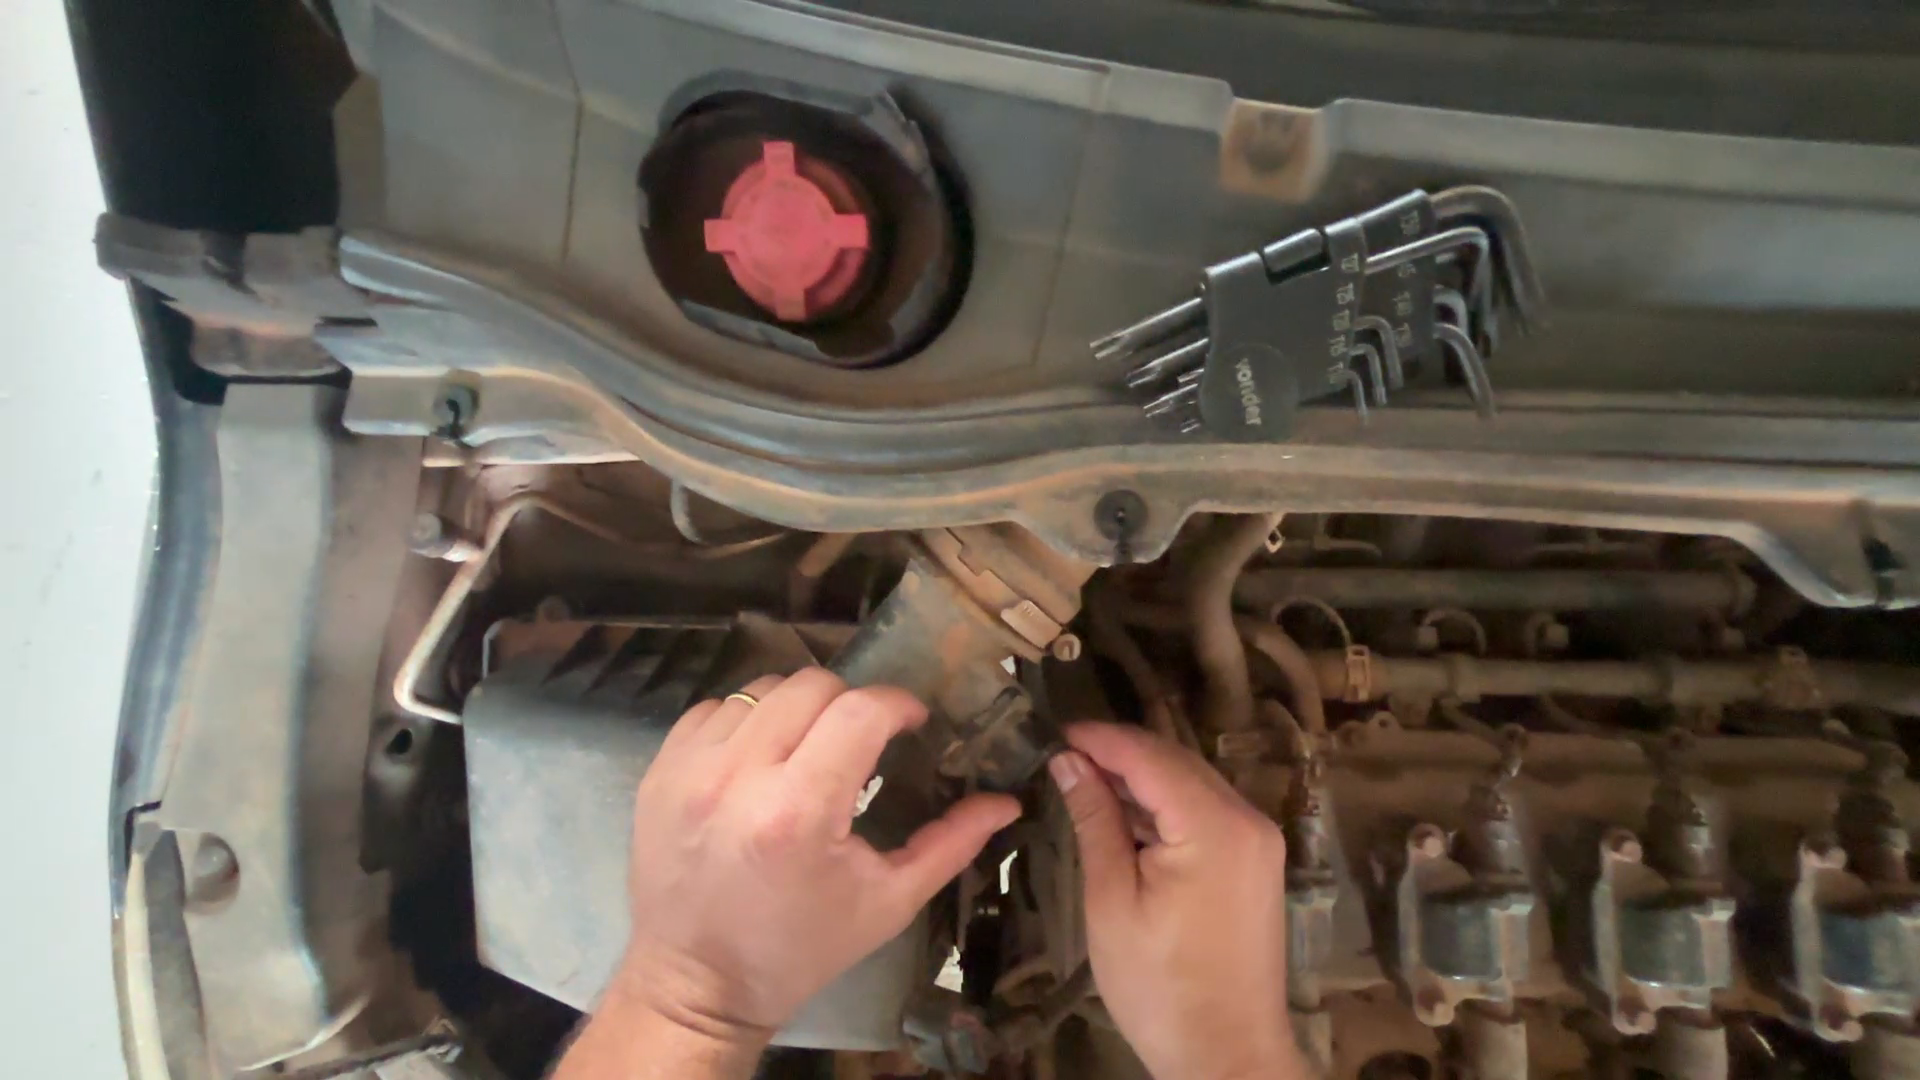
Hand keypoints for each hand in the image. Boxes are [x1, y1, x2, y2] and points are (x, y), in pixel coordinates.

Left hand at [613, 668, 1019, 1045]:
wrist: (694, 985)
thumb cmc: (801, 947)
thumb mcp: (888, 902)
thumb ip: (951, 843)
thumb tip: (1007, 801)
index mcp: (798, 813)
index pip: (860, 711)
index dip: (898, 704)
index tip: (912, 721)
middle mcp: (737, 777)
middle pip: (812, 685)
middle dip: (851, 702)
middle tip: (863, 738)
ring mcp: (688, 769)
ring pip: (764, 687)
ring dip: (800, 706)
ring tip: (811, 745)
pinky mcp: (659, 769)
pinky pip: (717, 706)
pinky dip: (750, 718)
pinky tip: (762, 754)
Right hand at [1049, 722, 1307, 1079]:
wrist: (1228, 1060)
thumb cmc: (1159, 985)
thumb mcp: (1111, 898)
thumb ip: (1094, 818)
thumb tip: (1067, 760)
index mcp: (1214, 827)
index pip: (1149, 756)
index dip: (1100, 738)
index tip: (1054, 730)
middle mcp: (1246, 818)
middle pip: (1173, 760)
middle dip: (1117, 751)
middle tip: (1063, 753)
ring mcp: (1257, 838)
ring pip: (1189, 779)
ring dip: (1138, 774)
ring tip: (1084, 775)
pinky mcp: (1254, 857)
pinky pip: (1203, 807)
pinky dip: (1162, 802)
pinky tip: (1124, 809)